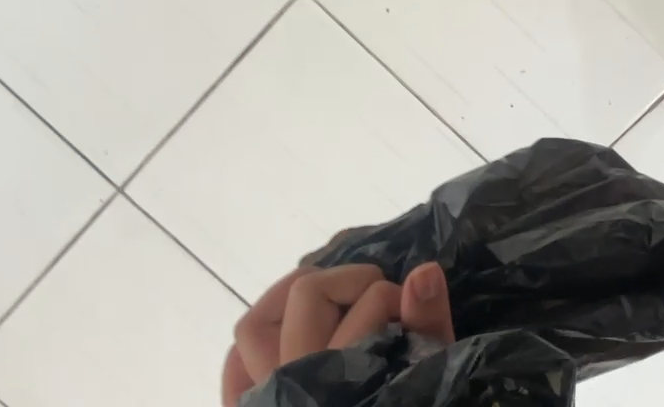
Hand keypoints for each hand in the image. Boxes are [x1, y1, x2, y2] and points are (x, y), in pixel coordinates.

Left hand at [219, 262, 451, 406]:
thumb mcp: (427, 384)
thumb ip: (429, 328)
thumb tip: (423, 270)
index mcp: (344, 380)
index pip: (369, 302)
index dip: (394, 297)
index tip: (411, 315)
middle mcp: (292, 388)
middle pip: (308, 294)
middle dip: (353, 281)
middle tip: (383, 300)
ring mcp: (263, 401)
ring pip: (254, 322)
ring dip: (297, 296)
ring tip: (337, 298)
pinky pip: (234, 364)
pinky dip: (262, 339)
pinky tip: (295, 334)